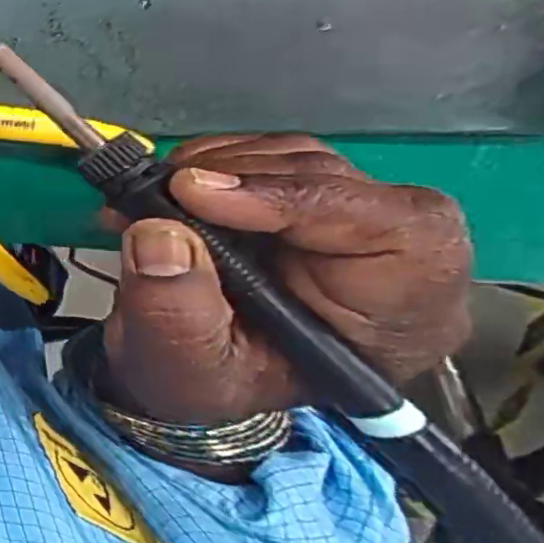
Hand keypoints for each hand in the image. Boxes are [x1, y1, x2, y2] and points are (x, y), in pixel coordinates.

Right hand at [103, 135, 472, 424]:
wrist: (173, 376)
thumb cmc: (195, 382)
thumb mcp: (180, 366)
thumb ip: (172, 309)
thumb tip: (158, 232)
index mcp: (394, 320)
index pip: (391, 231)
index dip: (295, 198)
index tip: (197, 193)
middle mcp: (389, 264)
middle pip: (345, 186)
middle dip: (246, 179)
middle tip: (162, 191)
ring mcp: (343, 228)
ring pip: (304, 163)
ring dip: (220, 167)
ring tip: (150, 195)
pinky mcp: (296, 207)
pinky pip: (267, 160)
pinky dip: (209, 164)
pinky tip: (163, 190)